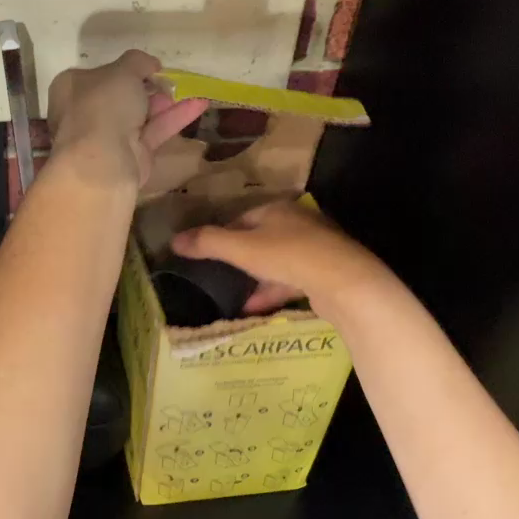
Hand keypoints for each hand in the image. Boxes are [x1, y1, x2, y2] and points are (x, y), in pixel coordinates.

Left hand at [48, 50, 205, 186]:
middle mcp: (87, 111)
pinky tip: (199, 104)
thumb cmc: (104, 106)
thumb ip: (138, 61)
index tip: (149, 67)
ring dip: (166, 102)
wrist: (102, 161)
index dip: (125, 69)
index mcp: (73, 87)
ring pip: (141, 114)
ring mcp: (109, 136)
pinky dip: (175, 117)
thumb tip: (151, 64)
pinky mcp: (131, 154)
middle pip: (122, 95)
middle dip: (149, 87)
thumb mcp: (122, 70)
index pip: (100, 74)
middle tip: (171, 80)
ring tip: (192, 89)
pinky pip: (154, 130)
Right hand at [171, 200, 394, 314]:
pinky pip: (290, 280)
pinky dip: (272, 292)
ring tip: (234, 296)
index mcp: (277, 209)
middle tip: (218, 276)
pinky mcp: (324, 273)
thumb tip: (174, 240)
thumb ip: (208, 243)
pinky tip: (254, 309)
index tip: (206, 254)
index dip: (222, 235)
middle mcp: (297, 223)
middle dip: (239, 258)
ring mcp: (314, 248)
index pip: (242, 218)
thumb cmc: (289, 255)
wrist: (344, 282)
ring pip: (276, 262)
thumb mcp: (241, 248)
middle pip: (260, 239)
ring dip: (255, 279)